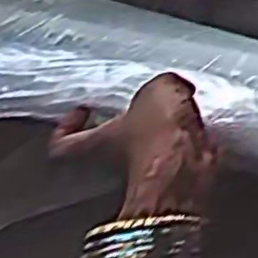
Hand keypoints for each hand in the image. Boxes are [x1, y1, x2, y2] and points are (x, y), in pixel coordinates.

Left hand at [49, 73, 218, 215]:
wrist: (188, 163)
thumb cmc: (159, 129)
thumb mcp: (158, 90)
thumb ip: (156, 86)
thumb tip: (163, 89)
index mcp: (94, 144)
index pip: (62, 144)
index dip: (67, 127)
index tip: (84, 109)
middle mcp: (110, 162)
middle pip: (105, 143)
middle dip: (124, 123)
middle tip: (141, 103)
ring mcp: (140, 169)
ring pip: (140, 145)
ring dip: (156, 128)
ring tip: (176, 106)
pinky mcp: (168, 170)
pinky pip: (168, 148)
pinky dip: (178, 135)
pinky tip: (194, 118)